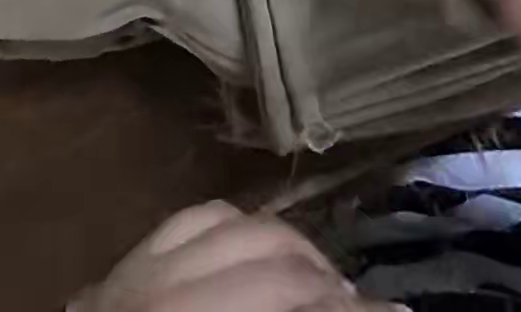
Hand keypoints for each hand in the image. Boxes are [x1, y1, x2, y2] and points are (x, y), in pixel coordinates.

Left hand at [73, 201, 403, 311]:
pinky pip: (194, 218)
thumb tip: (357, 311)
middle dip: (325, 281)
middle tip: (356, 303)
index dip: (348, 309)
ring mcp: (146, 269)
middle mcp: (173, 295)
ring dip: (289, 246)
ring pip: (239, 229)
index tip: (391, 311)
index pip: (289, 300)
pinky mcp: (128, 257)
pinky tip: (254, 235)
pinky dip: (235, 224)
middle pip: (272, 266)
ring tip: (317, 271)